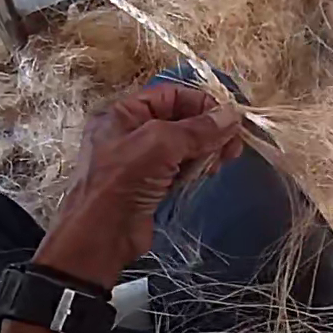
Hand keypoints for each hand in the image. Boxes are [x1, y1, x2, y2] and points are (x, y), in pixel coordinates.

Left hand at [36, 82, 244, 287]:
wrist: (99, 238)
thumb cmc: (121, 183)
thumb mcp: (158, 145)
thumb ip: (196, 129)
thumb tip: (231, 116)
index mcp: (123, 114)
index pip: (169, 95)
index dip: (201, 102)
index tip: (229, 118)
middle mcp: (131, 134)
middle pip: (180, 120)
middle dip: (208, 129)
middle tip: (233, 145)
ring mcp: (141, 162)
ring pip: (183, 146)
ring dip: (206, 149)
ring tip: (224, 160)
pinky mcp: (151, 187)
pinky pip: (180, 169)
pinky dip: (196, 169)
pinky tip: (209, 173)